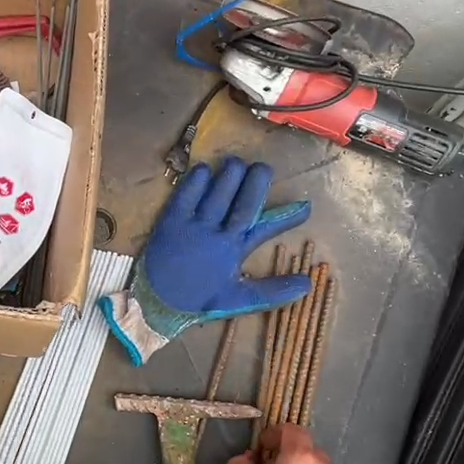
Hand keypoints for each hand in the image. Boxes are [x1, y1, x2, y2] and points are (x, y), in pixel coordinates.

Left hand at [145, 157, 309, 314]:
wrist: (156, 302)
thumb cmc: (197, 300)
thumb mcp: (238, 299)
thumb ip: (273, 291)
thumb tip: (307, 284)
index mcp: (234, 251)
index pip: (265, 228)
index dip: (285, 216)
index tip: (305, 205)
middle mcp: (217, 234)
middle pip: (241, 203)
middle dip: (255, 183)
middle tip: (264, 167)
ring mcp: (193, 226)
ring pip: (216, 195)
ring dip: (227, 176)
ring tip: (236, 161)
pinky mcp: (170, 222)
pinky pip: (185, 196)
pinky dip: (194, 182)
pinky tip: (202, 169)